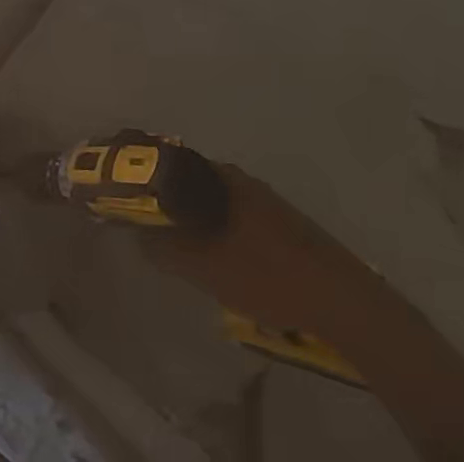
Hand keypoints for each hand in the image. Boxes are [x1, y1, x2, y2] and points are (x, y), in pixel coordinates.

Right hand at [135, 164, 371, 324]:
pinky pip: (234, 217)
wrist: (339, 298)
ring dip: (193, 221)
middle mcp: (241, 179)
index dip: (143, 178)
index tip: (124, 196)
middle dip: (167, 203)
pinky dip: (217, 231)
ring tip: (179, 250)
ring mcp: (264, 199)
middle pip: (190, 183)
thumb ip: (164, 249)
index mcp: (220, 178)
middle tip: (148, 230)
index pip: (168, 164)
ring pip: (213, 202)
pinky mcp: (280, 222)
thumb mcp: (204, 267)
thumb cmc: (265, 274)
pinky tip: (218, 261)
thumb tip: (137, 234)